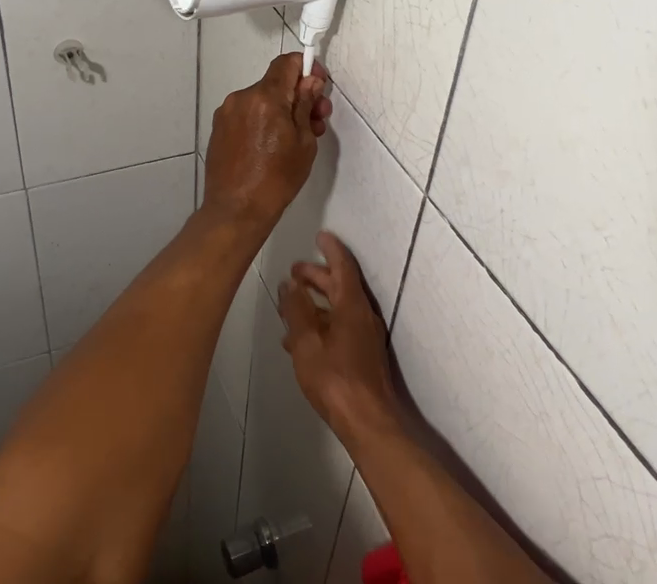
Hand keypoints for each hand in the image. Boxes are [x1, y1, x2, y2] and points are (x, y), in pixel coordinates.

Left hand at [203, 52, 331, 227]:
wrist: (237, 209)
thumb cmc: (277, 179)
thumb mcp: (304, 142)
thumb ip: (306, 106)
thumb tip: (310, 83)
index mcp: (265, 97)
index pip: (286, 63)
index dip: (306, 67)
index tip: (319, 83)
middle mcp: (241, 98)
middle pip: (275, 83)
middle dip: (298, 94)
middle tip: (317, 118)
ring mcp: (226, 113)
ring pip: (261, 99)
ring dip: (280, 109)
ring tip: (295, 136)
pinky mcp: (219, 128)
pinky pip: (247, 113)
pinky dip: (263, 119)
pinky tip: (272, 144)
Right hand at [279, 233, 401, 438]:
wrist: (367, 420)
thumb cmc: (334, 378)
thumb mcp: (307, 342)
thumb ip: (297, 310)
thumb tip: (290, 284)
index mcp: (352, 306)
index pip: (343, 266)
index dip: (331, 249)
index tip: (320, 235)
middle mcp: (362, 315)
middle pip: (340, 285)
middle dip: (317, 275)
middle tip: (294, 271)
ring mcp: (364, 336)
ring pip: (338, 308)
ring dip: (316, 301)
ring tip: (290, 303)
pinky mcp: (361, 354)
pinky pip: (339, 327)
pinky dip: (320, 322)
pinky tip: (299, 338)